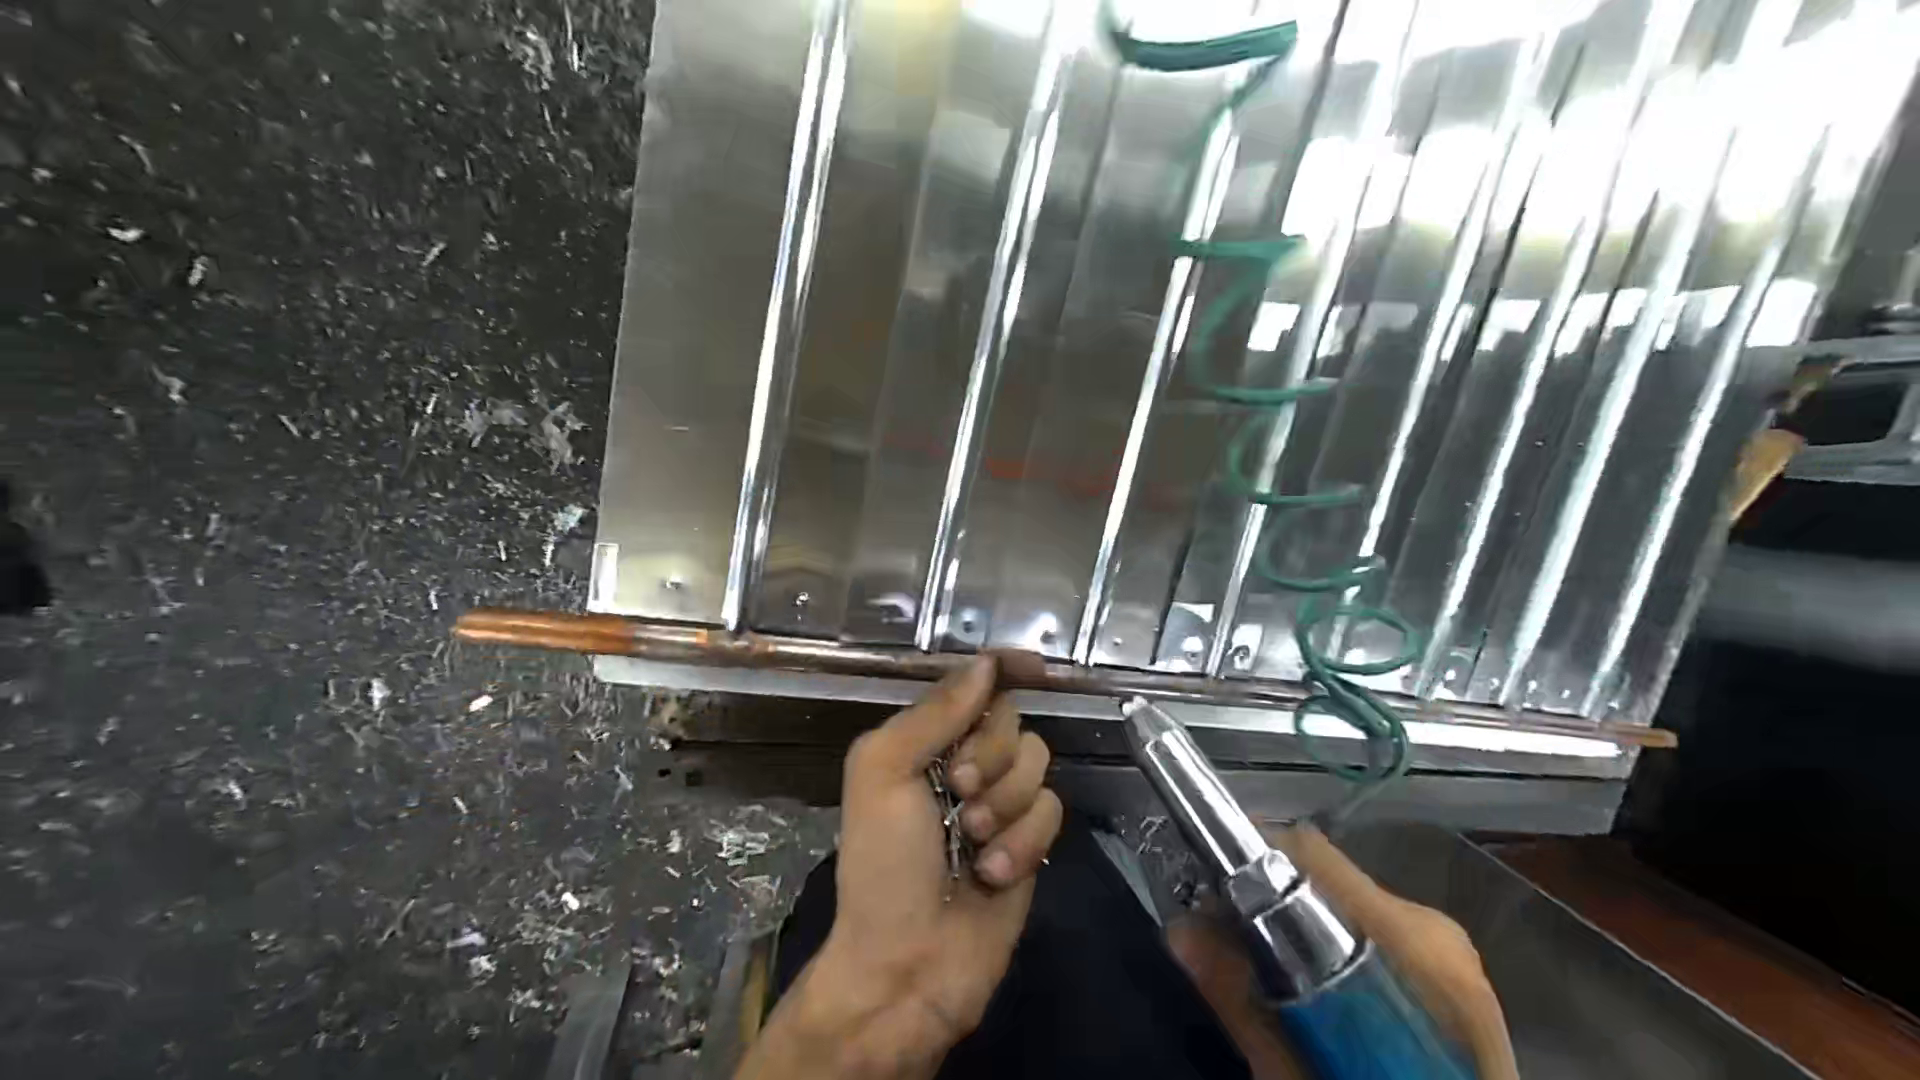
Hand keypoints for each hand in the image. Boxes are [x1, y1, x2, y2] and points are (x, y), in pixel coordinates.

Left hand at [736, 654, 1063, 1079]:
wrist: (908, 965)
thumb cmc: (883, 863)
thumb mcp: (884, 772)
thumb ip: (935, 714)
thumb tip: (985, 666)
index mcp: (924, 740)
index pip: (974, 687)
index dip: (1004, 670)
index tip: (1034, 667)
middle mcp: (966, 762)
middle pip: (1011, 720)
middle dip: (990, 755)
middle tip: (958, 793)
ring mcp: (1002, 801)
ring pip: (1038, 762)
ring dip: (1005, 803)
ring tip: (972, 841)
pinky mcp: (1030, 841)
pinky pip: (1052, 811)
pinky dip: (1023, 841)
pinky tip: (992, 872)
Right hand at [1168, 825, 1518, 1079]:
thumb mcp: (1299, 1072)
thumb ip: (1242, 1000)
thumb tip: (1179, 932)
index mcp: (1413, 941)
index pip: (1310, 854)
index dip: (1248, 859)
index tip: (1205, 884)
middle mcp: (1436, 932)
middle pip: (1323, 880)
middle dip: (1265, 898)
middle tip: (1221, 935)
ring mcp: (1454, 959)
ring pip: (1342, 909)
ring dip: (1293, 926)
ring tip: (1260, 968)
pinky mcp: (1455, 984)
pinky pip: (1369, 939)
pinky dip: (1327, 952)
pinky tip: (1311, 994)